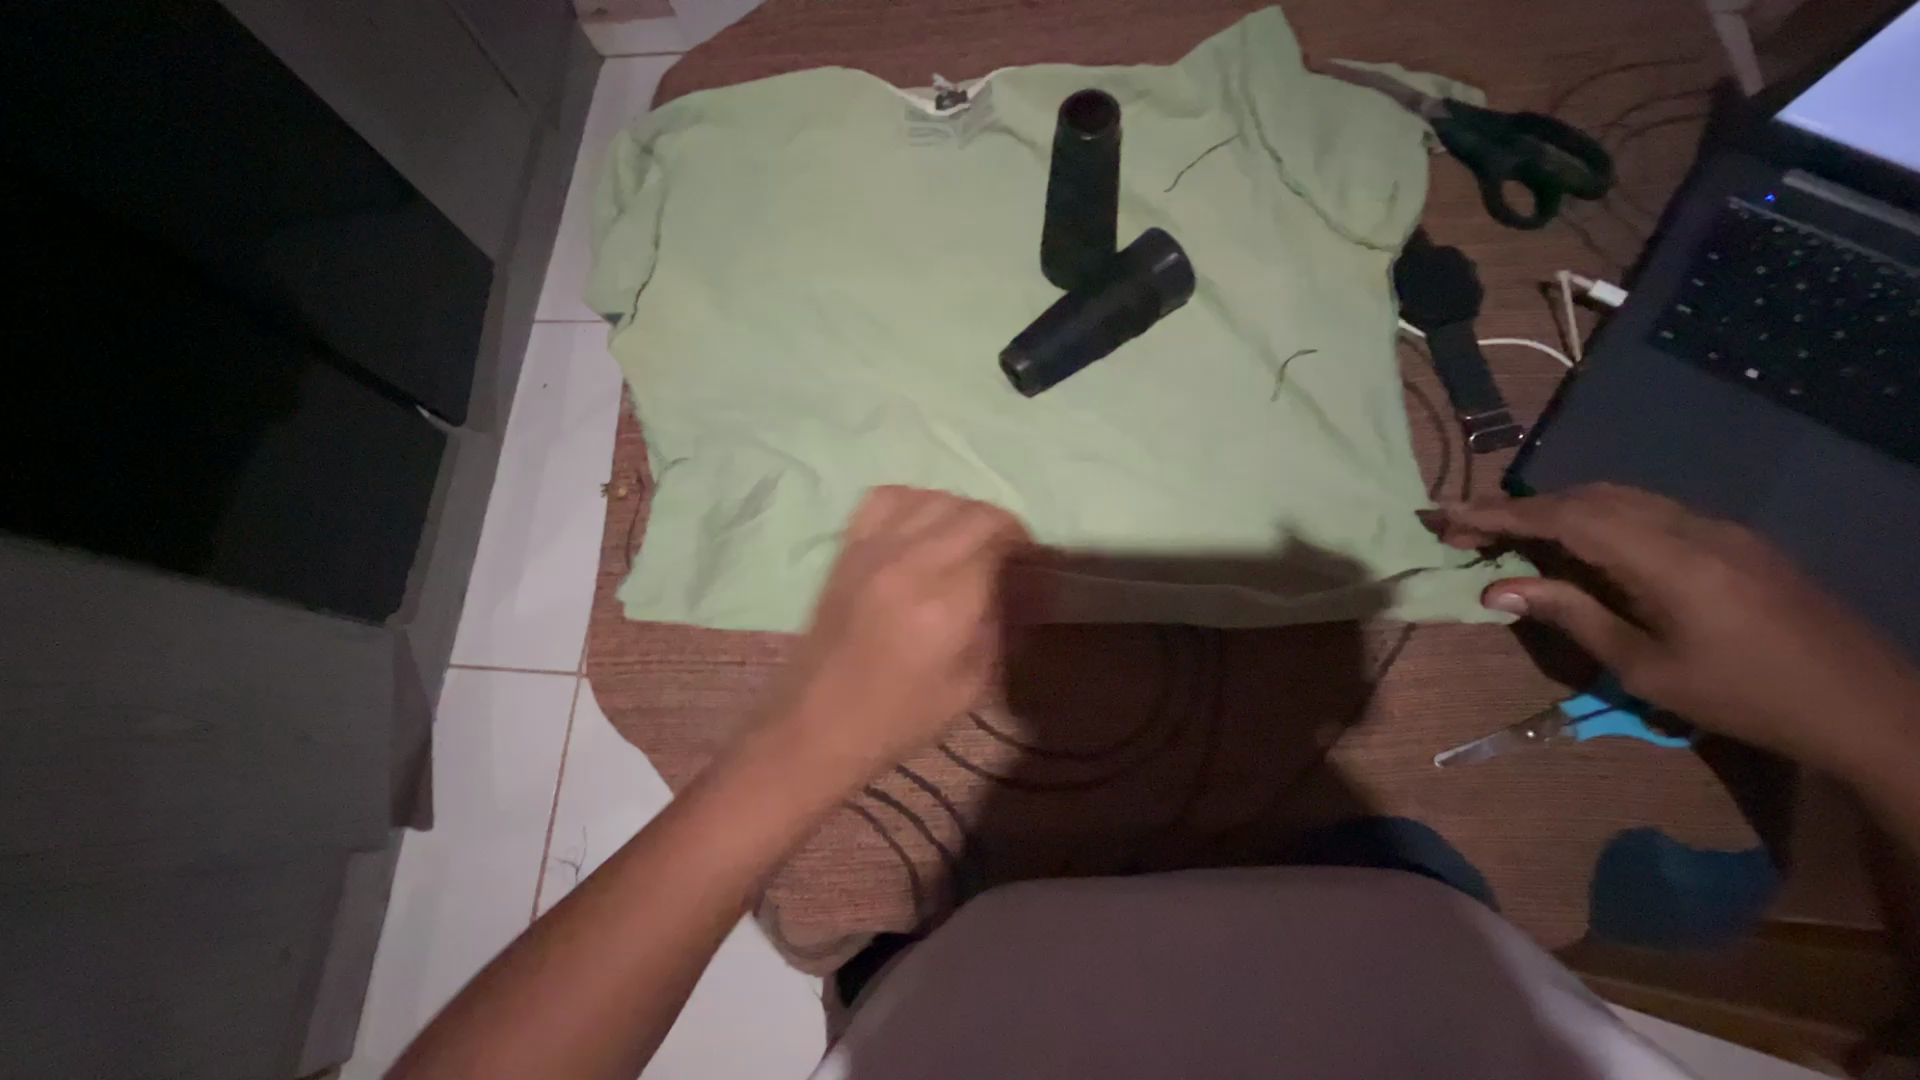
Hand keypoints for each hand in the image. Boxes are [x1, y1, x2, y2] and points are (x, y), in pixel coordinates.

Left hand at [746, 486, 1031, 790]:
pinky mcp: (847, 548)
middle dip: (998, 526)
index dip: (1022, 542)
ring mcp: (874, 549)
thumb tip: (1012, 584)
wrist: (819, 721)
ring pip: (932, 498)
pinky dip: (913, 502)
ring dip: (960, 512)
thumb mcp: (973, 684)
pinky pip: (886, 497)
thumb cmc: (903, 715)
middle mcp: (912, 561)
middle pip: (970, 510)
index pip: (998, 535)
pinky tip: (919, 527)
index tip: (1029, 561)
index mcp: (947, 599)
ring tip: (965, 540)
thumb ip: (998, 623)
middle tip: (1005, 554)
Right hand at [1430, 483, 1919, 777]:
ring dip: (1554, 507)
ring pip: (1618, 497)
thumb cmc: (1746, 698)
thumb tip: (1495, 591)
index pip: (1564, 518)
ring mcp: (1717, 528)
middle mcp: (1690, 528)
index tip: (1445, 516)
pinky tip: (1576, 538)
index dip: (1498, 514)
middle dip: (1517, 507)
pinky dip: (1594, 514)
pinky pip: (1647, 509)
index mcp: (1666, 560)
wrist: (1869, 706)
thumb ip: (1570, 616)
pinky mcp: (1733, 539)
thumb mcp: (1644, 667)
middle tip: (1463, 527)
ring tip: (1507, 530)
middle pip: (1586, 497)